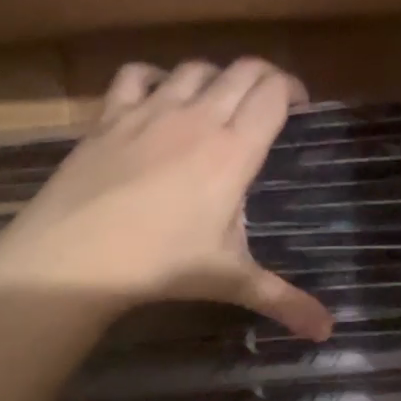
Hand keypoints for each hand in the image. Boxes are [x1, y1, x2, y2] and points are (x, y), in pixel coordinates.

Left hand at [0, 58, 334, 340]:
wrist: (72, 258)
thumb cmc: (161, 264)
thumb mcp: (230, 279)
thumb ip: (283, 299)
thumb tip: (328, 331)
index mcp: (235, 150)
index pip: (274, 93)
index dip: (293, 89)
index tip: (300, 106)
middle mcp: (198, 118)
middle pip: (242, 70)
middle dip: (263, 76)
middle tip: (269, 100)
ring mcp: (151, 112)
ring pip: (195, 68)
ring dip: (215, 76)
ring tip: (218, 99)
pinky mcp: (110, 116)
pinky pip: (136, 74)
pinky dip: (154, 77)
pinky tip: (158, 95)